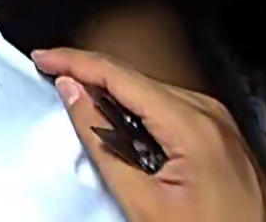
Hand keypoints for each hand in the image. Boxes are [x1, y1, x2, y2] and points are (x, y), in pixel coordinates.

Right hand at [35, 48, 265, 221]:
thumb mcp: (148, 208)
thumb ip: (103, 144)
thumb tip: (74, 94)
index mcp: (192, 123)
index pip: (116, 72)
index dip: (72, 61)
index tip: (44, 58)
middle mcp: (208, 112)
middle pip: (131, 77)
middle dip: (89, 78)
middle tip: (54, 78)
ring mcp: (218, 122)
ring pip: (147, 91)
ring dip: (112, 96)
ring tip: (85, 111)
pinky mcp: (221, 134)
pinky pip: (166, 106)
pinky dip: (137, 112)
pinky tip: (123, 130)